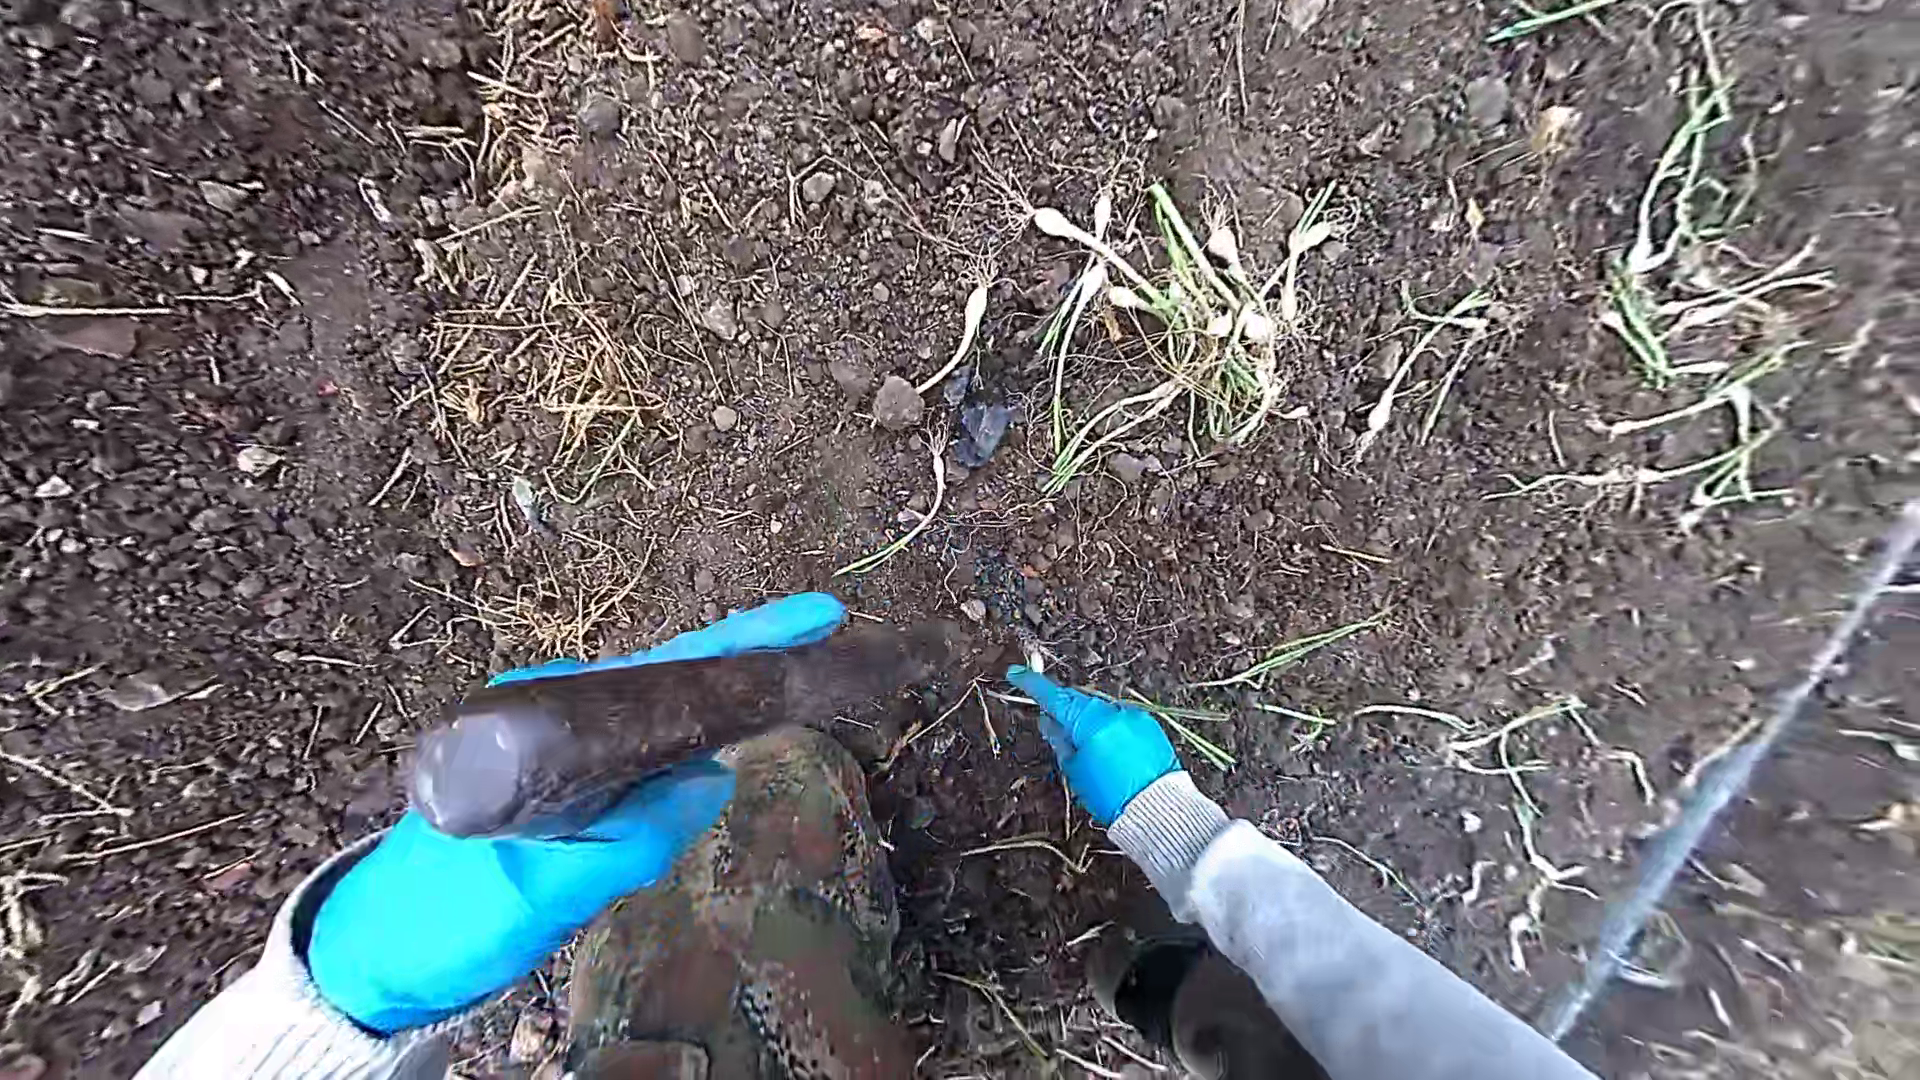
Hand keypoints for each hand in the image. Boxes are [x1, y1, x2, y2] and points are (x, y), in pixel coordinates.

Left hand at [307, 593, 847, 1033]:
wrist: (391, 953)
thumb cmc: (447, 914)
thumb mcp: (533, 891)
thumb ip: (621, 845)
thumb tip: (711, 782)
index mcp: (557, 716)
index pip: (671, 666)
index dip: (745, 640)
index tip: (813, 616)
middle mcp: (578, 712)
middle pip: (688, 670)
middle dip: (757, 648)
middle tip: (824, 626)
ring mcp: (591, 744)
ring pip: (682, 707)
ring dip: (742, 688)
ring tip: (803, 668)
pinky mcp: (603, 778)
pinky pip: (671, 747)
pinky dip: (715, 731)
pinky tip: (748, 725)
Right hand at [1007, 666, 1179, 824]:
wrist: (1159, 810)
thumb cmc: (1112, 796)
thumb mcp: (1075, 770)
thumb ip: (1059, 740)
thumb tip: (1048, 722)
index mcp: (1089, 720)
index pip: (1054, 696)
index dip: (1032, 684)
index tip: (1016, 673)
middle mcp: (1112, 711)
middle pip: (1078, 701)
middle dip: (1063, 709)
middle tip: (1051, 723)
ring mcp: (1133, 716)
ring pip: (1099, 710)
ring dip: (1088, 721)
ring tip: (1086, 749)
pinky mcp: (1149, 726)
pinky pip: (1120, 719)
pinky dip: (1109, 728)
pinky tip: (1109, 750)